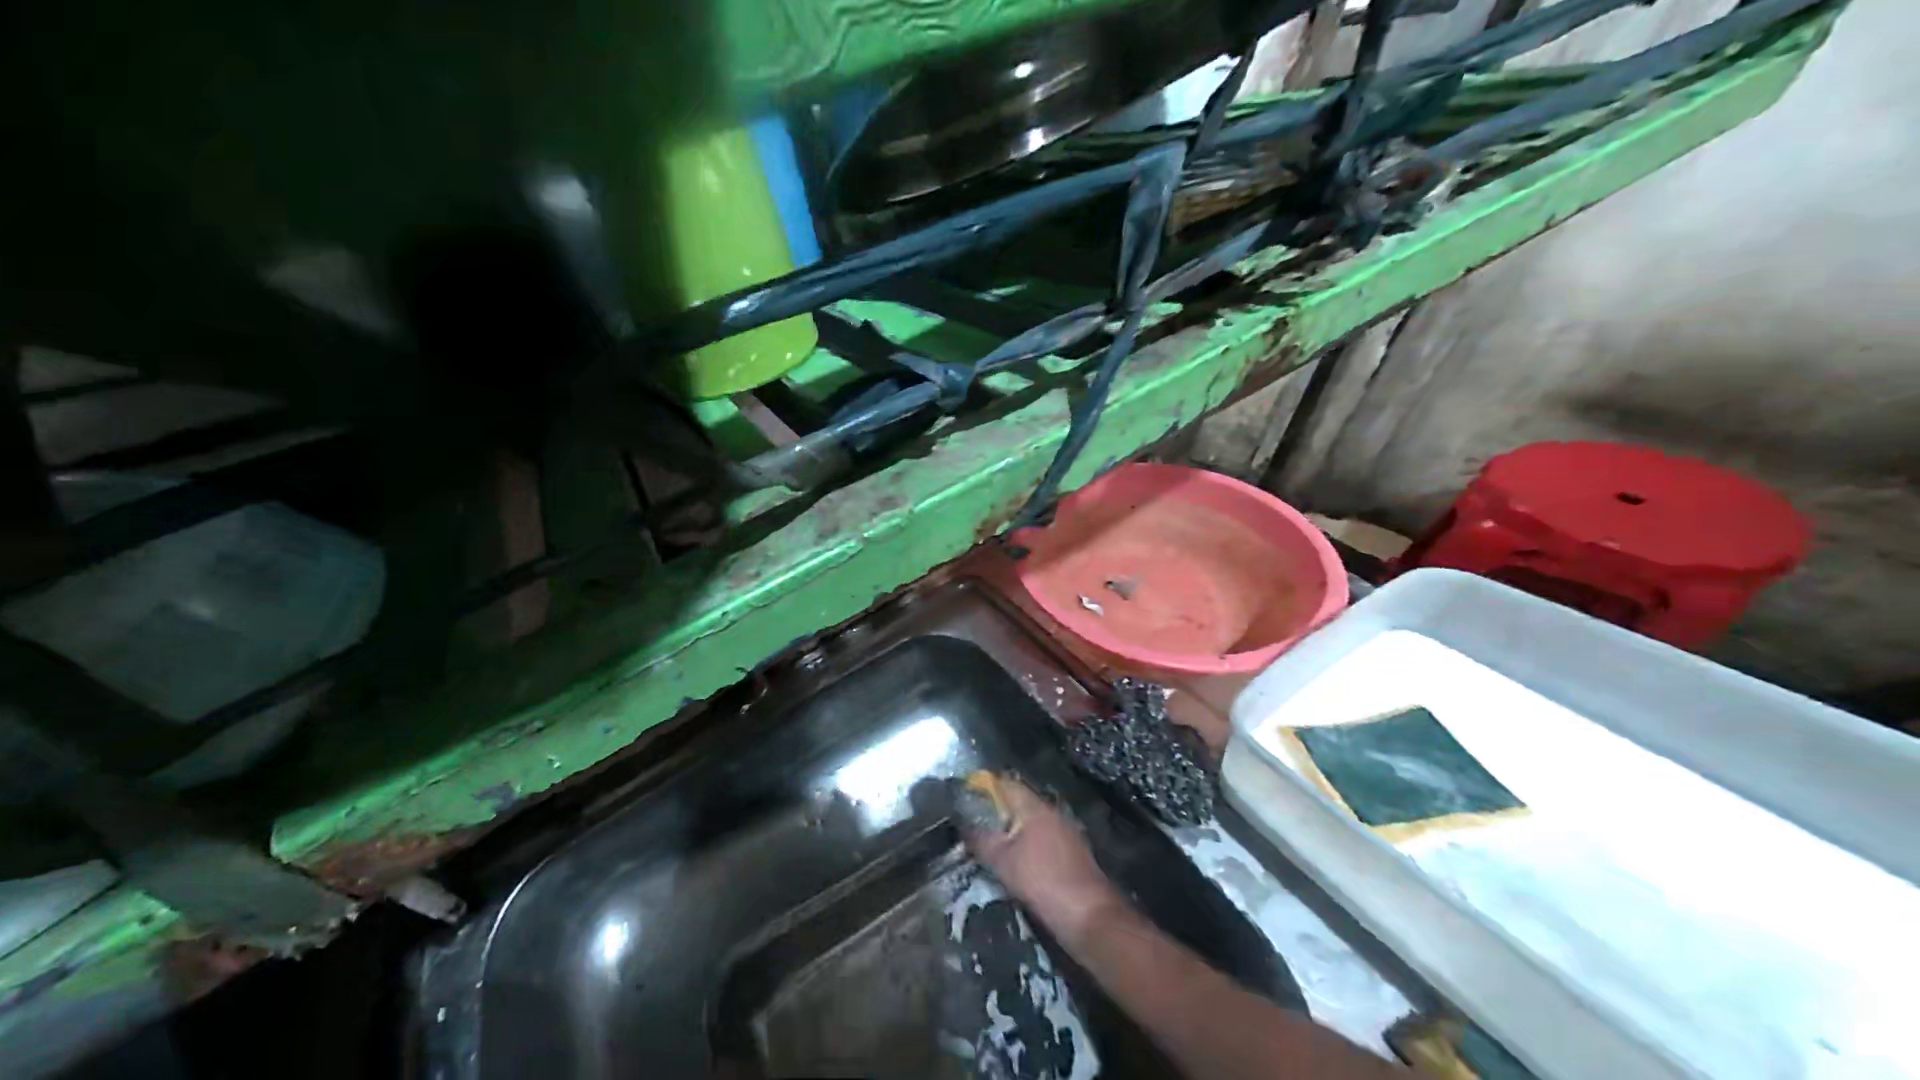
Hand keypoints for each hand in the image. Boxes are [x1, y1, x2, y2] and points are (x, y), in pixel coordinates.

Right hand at [961, 777, 1124, 944]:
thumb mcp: (1002, 861)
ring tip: (988, 845)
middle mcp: (1052, 813)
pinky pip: (1041, 839)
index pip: (1006, 784)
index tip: (964, 799)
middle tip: (971, 825)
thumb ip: (980, 839)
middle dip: (994, 812)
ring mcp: (1065, 832)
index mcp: (1035, 807)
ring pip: (1030, 823)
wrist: (1088, 915)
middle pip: (1018, 803)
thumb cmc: (1042, 881)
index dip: (984, 788)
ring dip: (1010, 831)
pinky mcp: (1071, 853)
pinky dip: (1025, 845)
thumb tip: (962, 823)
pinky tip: (1014, 863)